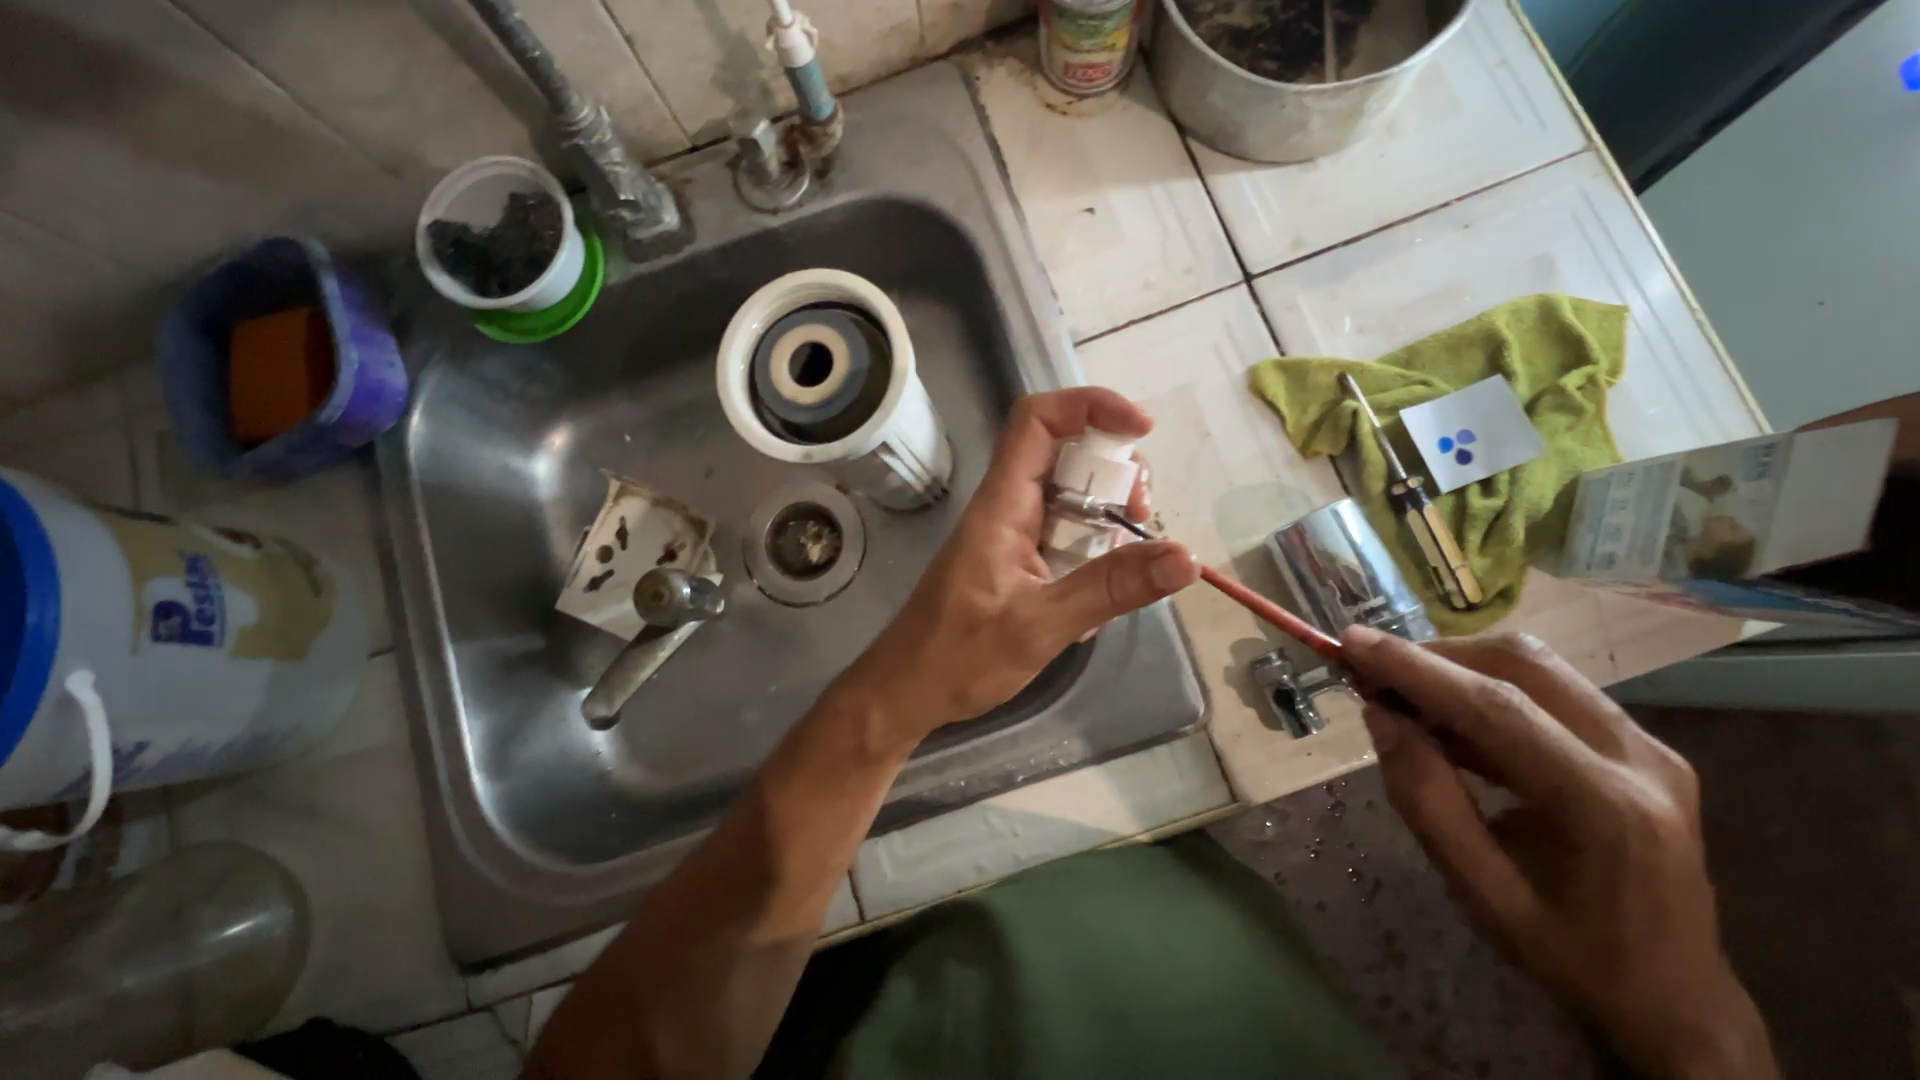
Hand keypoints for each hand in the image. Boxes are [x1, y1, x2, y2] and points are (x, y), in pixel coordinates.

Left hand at [834, 388, 1199, 749]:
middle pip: (1064, 451)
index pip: (1038, 420)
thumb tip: (1185, 557)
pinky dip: (1095, 546)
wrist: (907, 692)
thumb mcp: (1042, 625)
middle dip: (1114, 466)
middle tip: (1142, 513)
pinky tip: (1107, 591)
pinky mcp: (1018, 560)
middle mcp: (1007, 507)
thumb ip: (1111, 588)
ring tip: (1134, 551)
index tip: (1141, 430)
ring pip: (1069, 494)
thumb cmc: (959, 657)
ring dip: (1108, 510)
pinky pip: (1065, 532)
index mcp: (1001, 506)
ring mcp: (1012, 533)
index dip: (1090, 406)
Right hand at [1340, 627, 1777, 1079]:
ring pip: (1540, 668)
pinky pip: (1556, 691)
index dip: (1415, 668)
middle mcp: (1640, 759)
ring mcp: (1651, 749)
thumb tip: (1381, 717)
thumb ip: (1427, 802)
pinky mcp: (1646, 748)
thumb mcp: (1481, 894)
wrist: (1677, 1001)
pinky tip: (1452, 721)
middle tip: (1371, 673)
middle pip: (1522, 666)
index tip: (1351, 642)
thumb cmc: (1570, 957)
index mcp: (1604, 806)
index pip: (1495, 707)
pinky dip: (1491, 689)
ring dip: (1461, 668)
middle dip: (1436, 657)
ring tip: (1403, 696)